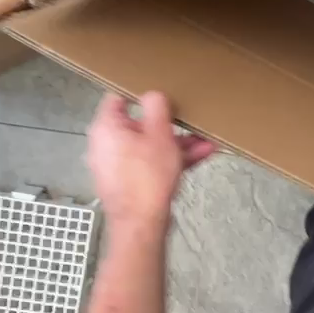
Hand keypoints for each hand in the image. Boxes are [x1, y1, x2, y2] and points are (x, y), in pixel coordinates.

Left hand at [85, 92, 215, 233]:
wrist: (142, 225)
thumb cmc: (147, 175)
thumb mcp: (159, 134)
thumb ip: (157, 107)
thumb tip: (153, 95)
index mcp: (107, 128)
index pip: (117, 97)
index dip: (138, 90)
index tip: (159, 88)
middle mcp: (106, 145)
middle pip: (139, 124)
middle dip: (169, 122)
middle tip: (189, 117)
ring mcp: (118, 165)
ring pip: (149, 145)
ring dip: (177, 142)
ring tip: (207, 139)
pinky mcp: (130, 182)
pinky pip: (151, 162)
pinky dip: (172, 158)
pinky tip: (202, 155)